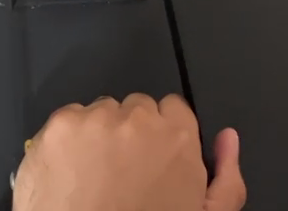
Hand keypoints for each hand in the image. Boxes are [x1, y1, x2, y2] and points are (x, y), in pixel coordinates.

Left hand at [14, 93, 244, 210]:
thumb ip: (225, 180)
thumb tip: (227, 138)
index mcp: (176, 138)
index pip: (174, 109)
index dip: (164, 136)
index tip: (155, 161)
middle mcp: (136, 117)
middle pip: (136, 108)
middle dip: (132, 134)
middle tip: (125, 176)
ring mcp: (94, 118)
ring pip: (101, 112)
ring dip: (101, 136)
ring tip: (95, 180)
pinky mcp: (59, 126)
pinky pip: (68, 120)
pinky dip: (69, 142)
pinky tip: (71, 176)